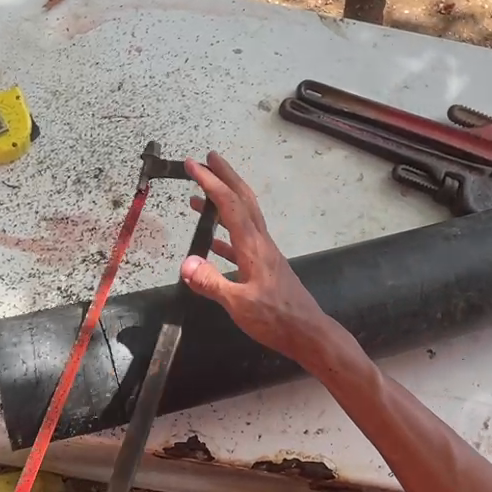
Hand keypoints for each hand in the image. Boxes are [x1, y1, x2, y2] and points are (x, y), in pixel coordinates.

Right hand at [181, 152, 341, 366]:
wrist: (307, 333)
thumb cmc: (275, 319)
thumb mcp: (239, 304)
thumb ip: (211, 283)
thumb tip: (184, 263)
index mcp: (253, 246)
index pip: (229, 204)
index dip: (211, 182)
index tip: (193, 164)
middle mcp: (260, 242)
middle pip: (244, 199)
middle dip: (226, 176)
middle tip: (208, 158)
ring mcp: (264, 253)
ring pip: (243, 216)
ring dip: (224, 201)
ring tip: (199, 196)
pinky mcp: (265, 266)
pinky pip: (241, 240)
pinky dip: (224, 232)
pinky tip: (210, 240)